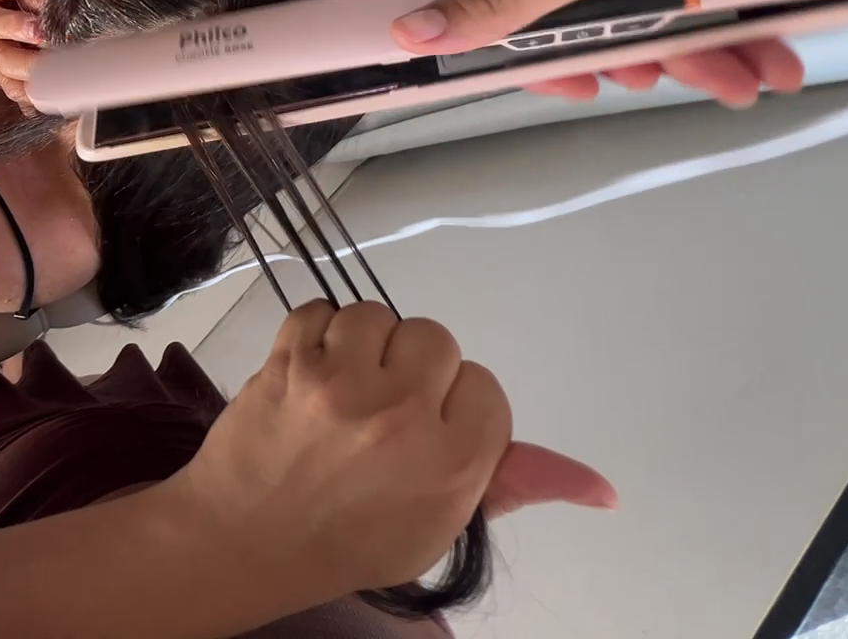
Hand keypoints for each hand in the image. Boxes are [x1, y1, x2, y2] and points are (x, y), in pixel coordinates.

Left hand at [0, 0, 44, 108]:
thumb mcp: (4, 65)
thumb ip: (22, 85)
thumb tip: (38, 111)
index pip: (16, 86)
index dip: (35, 91)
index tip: (57, 92)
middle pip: (5, 59)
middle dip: (27, 62)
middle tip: (52, 61)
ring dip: (15, 27)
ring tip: (36, 29)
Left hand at [161, 302, 614, 600]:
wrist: (250, 534)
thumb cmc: (350, 538)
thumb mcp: (441, 523)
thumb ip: (511, 485)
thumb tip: (598, 485)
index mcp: (452, 459)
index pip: (486, 385)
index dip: (458, 399)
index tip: (432, 419)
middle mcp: (399, 412)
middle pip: (433, 336)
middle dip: (414, 361)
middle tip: (386, 393)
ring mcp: (337, 380)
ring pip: (373, 313)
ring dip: (363, 338)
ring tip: (347, 375)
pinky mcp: (285, 360)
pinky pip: (315, 309)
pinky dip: (316, 327)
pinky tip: (313, 361)